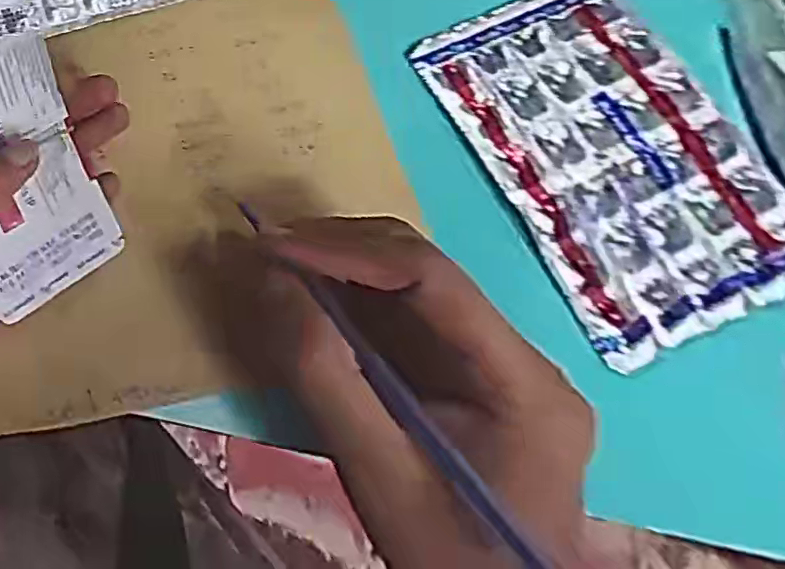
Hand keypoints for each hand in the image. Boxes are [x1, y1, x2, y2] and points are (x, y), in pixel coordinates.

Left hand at [0, 75, 129, 470]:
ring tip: (117, 142)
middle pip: (11, 158)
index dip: (16, 103)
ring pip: (30, 199)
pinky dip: (70, 226)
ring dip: (70, 171)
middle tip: (112, 101)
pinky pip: (39, 249)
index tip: (63, 83)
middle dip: (58, 128)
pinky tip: (104, 206)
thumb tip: (27, 146)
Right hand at [255, 217, 594, 568]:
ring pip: (400, 271)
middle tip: (263, 248)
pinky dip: (337, 283)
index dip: (344, 250)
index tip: (272, 247)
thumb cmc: (443, 544)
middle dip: (333, 246)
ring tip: (272, 261)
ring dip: (332, 258)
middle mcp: (512, 352)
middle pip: (416, 263)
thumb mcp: (374, 465)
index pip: (431, 278)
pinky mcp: (451, 360)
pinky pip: (389, 299)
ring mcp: (484, 353)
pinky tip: (301, 288)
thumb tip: (270, 277)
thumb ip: (321, 370)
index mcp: (521, 381)